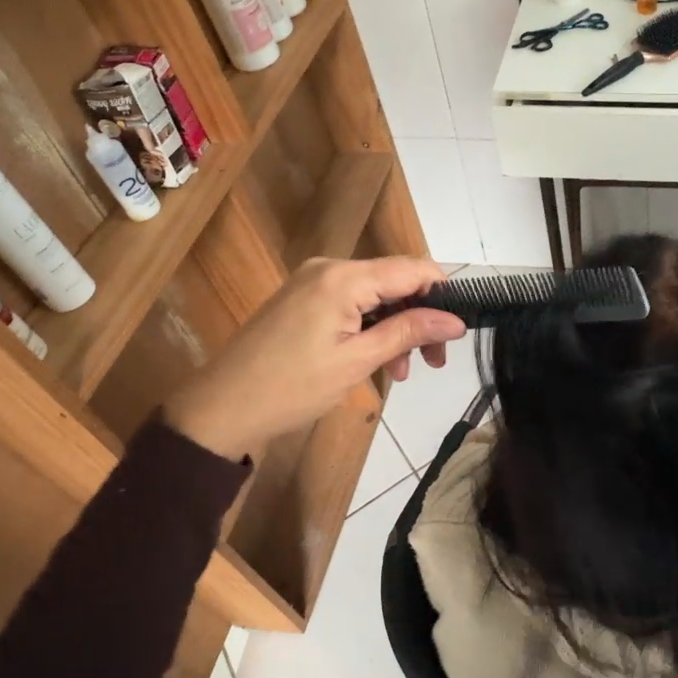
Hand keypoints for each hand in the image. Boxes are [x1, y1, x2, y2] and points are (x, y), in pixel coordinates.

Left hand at [164, 257, 466, 460]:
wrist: (218, 410)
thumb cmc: (290, 388)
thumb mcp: (357, 362)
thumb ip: (408, 332)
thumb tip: (456, 321)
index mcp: (344, 277)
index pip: (413, 268)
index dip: (444, 294)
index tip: (459, 331)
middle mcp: (330, 267)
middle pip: (395, 280)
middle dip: (420, 317)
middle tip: (435, 361)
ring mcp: (313, 281)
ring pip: (376, 294)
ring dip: (397, 327)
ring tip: (402, 372)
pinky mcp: (303, 298)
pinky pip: (352, 303)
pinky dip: (371, 327)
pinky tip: (377, 361)